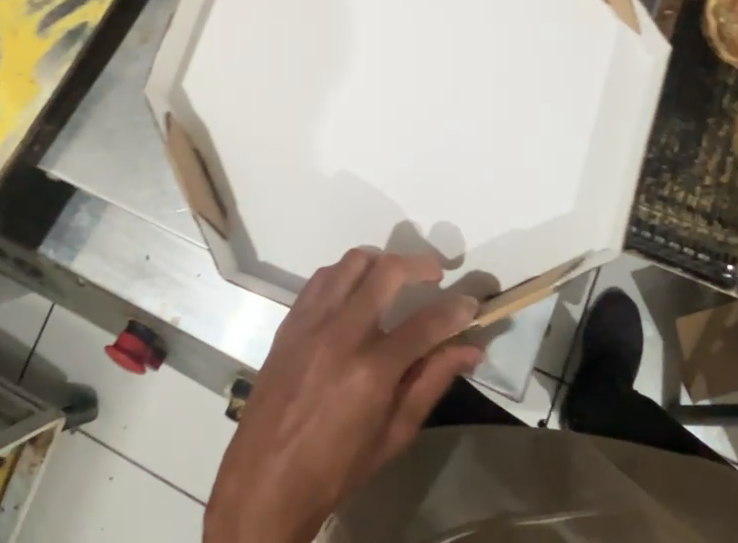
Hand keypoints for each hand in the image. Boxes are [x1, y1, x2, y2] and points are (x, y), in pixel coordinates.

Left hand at [205, 250, 484, 542]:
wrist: (266, 476)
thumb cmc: (337, 466)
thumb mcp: (395, 434)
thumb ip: (432, 381)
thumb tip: (470, 348)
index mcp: (371, 371)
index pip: (426, 322)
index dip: (456, 309)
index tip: (471, 304)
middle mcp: (341, 335)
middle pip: (386, 272)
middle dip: (419, 264)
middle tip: (436, 274)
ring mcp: (310, 323)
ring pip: (349, 263)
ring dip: (379, 261)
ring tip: (395, 278)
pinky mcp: (289, 322)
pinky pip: (321, 279)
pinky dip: (345, 275)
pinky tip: (356, 292)